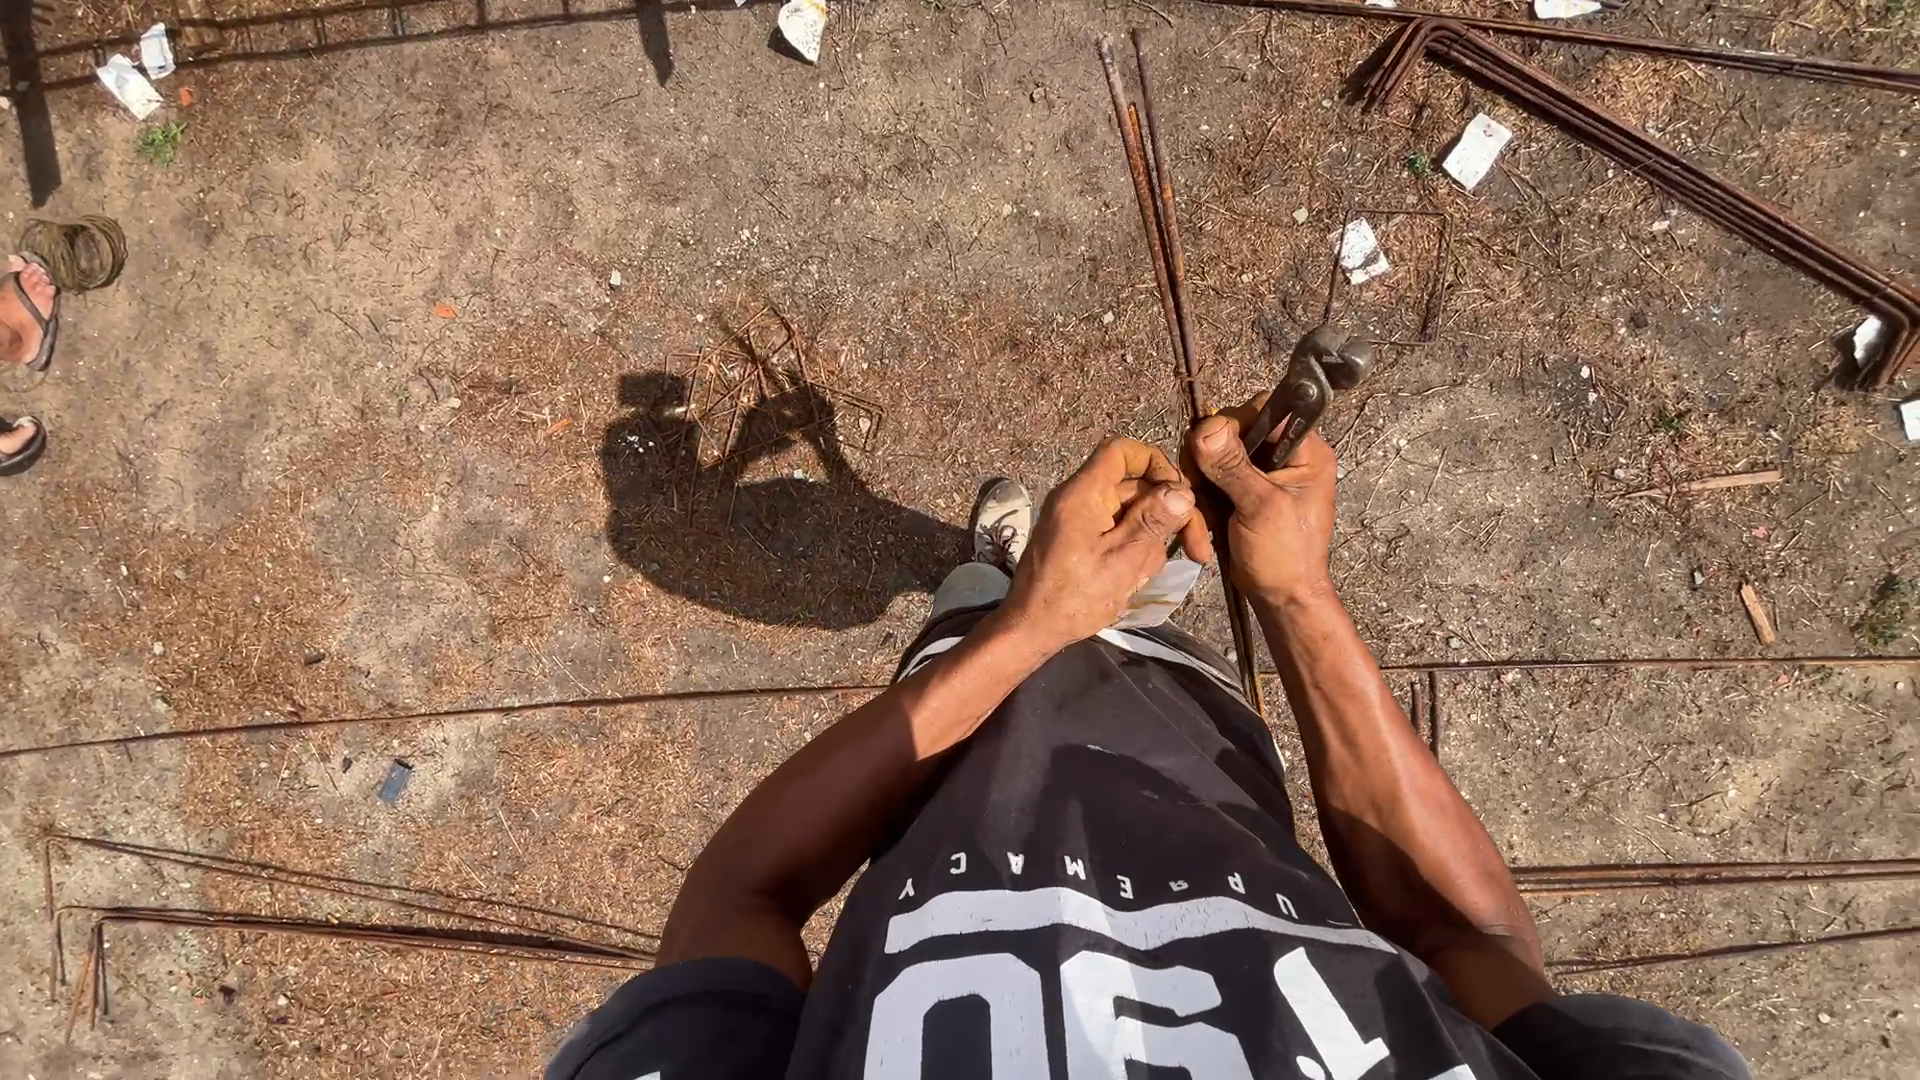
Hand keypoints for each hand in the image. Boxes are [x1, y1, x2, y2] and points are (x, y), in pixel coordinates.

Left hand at [1001, 438, 1209, 651]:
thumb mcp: (1122, 560)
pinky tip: (1133, 581)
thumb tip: (1183, 490)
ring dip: (1149, 542)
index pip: (1122, 451)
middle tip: (1197, 549)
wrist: (1031, 628)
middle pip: (1135, 487)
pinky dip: (1132, 553)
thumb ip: (1152, 522)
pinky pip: (1117, 534)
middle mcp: (1079, 499)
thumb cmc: (1074, 597)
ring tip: (1143, 576)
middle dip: (1167, 515)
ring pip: (1132, 515)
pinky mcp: (1080, 541)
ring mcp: (1079, 520)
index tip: (1181, 494)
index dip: (1156, 464)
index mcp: (1083, 493)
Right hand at [1183, 393, 1337, 605]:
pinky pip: (1210, 478)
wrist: (1280, 597)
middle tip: (1204, 488)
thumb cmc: (1283, 555)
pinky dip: (1202, 496)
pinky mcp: (1240, 492)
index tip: (1218, 451)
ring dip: (1202, 482)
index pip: (1266, 409)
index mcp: (1303, 450)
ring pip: (1214, 455)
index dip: (1237, 423)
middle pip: (1232, 430)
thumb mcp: (1259, 507)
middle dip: (1210, 459)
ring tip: (1204, 512)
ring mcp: (1259, 474)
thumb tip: (1206, 428)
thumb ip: (1233, 465)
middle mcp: (1282, 455)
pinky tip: (1204, 519)